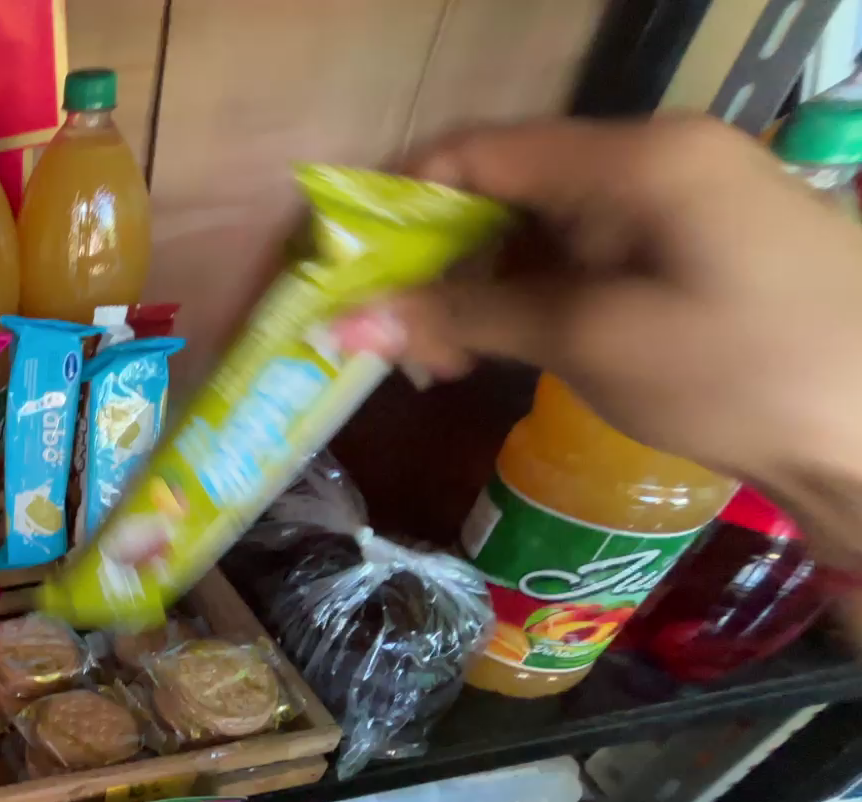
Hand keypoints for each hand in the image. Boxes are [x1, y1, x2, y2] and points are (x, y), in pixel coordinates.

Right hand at [386, 115, 861, 569]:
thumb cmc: (744, 369)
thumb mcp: (586, 339)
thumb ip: (460, 320)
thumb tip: (343, 324)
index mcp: (633, 161)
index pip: (474, 153)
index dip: (391, 202)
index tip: (337, 268)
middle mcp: (636, 167)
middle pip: (486, 194)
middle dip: (418, 264)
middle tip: (380, 336)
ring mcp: (648, 211)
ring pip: (510, 236)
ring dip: (453, 294)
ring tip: (425, 360)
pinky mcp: (653, 253)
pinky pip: (547, 264)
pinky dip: (496, 306)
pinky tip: (471, 354)